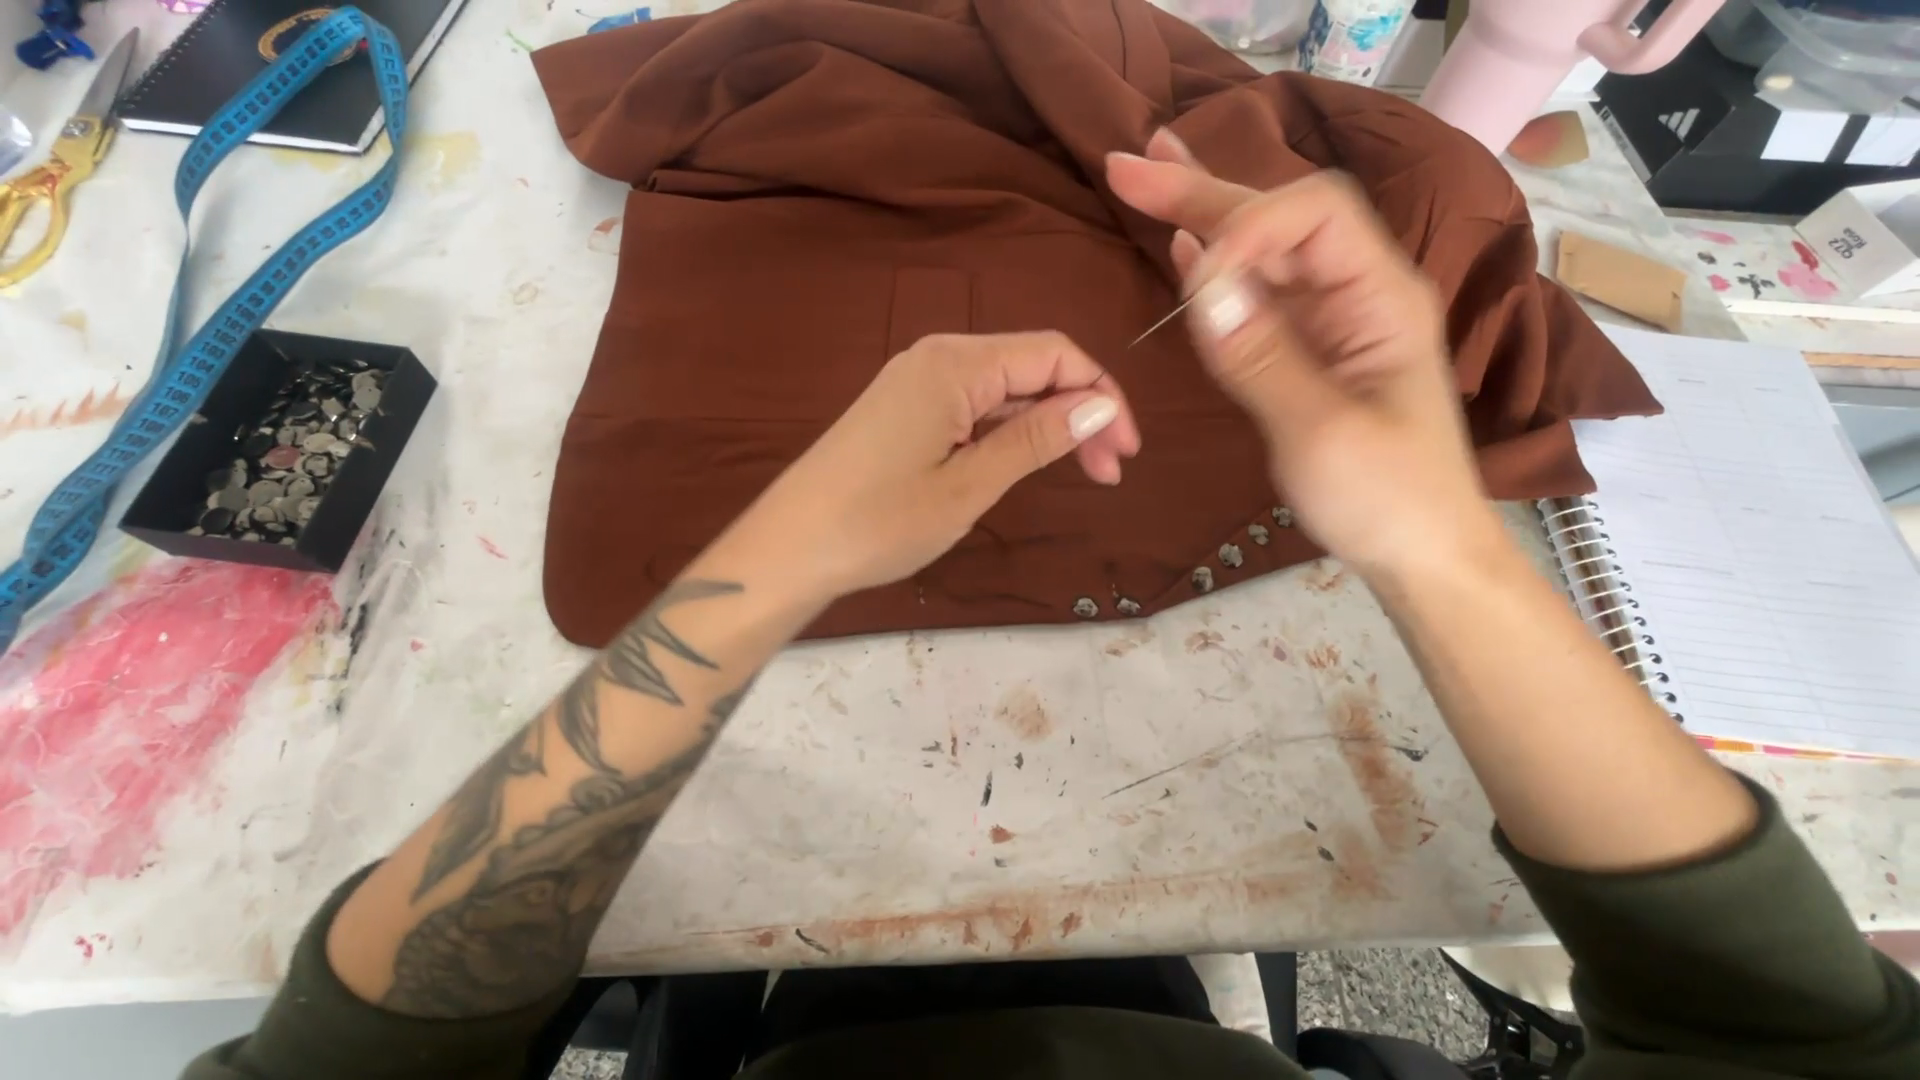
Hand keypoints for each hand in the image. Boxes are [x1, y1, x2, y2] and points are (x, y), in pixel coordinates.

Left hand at [733, 332, 1140, 600]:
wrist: (789, 549)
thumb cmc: (879, 522)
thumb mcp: (969, 485)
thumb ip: (1036, 439)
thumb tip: (1100, 405)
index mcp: (956, 364)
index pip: (1055, 355)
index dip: (1103, 395)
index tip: (1127, 452)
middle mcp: (937, 357)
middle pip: (1032, 367)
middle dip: (1079, 412)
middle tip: (1109, 474)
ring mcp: (916, 381)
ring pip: (1005, 388)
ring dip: (1047, 424)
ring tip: (1080, 474)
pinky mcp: (904, 408)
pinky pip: (974, 405)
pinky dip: (1009, 430)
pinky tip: (1025, 462)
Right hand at [1106, 131, 1505, 578]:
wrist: (1420, 553)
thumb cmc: (1387, 499)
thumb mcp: (1322, 433)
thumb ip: (1261, 356)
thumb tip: (1201, 284)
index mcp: (1380, 298)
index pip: (1312, 215)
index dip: (1247, 225)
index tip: (1195, 278)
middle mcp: (1355, 294)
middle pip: (1279, 220)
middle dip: (1204, 192)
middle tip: (1129, 165)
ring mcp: (1328, 324)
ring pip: (1261, 254)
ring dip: (1201, 217)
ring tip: (1144, 182)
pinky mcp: (1304, 355)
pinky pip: (1255, 299)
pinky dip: (1214, 271)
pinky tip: (1181, 249)